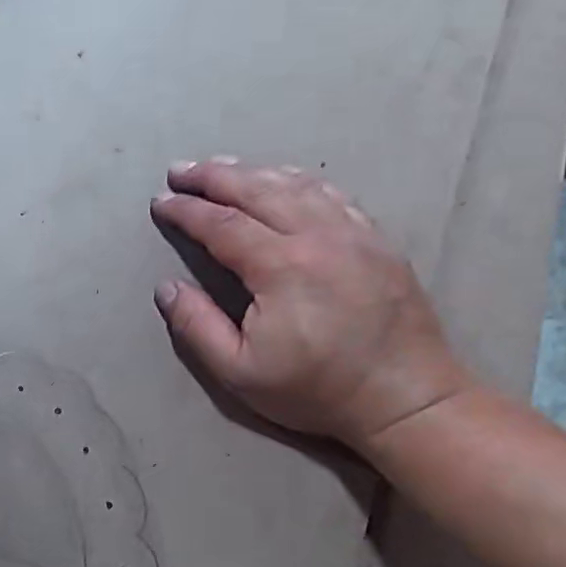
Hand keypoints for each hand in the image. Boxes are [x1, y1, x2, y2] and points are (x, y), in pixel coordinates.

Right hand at [149, 157, 474, 450]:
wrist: (405, 397)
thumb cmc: (316, 390)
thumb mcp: (241, 373)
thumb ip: (197, 327)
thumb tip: (167, 288)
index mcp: (280, 266)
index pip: (221, 224)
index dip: (186, 211)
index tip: (160, 202)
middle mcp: (317, 235)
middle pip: (257, 189)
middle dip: (213, 176)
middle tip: (181, 170)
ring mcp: (354, 232)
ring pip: (296, 184)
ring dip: (253, 172)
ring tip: (222, 168)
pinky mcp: (378, 240)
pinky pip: (332, 195)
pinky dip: (298, 181)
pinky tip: (285, 182)